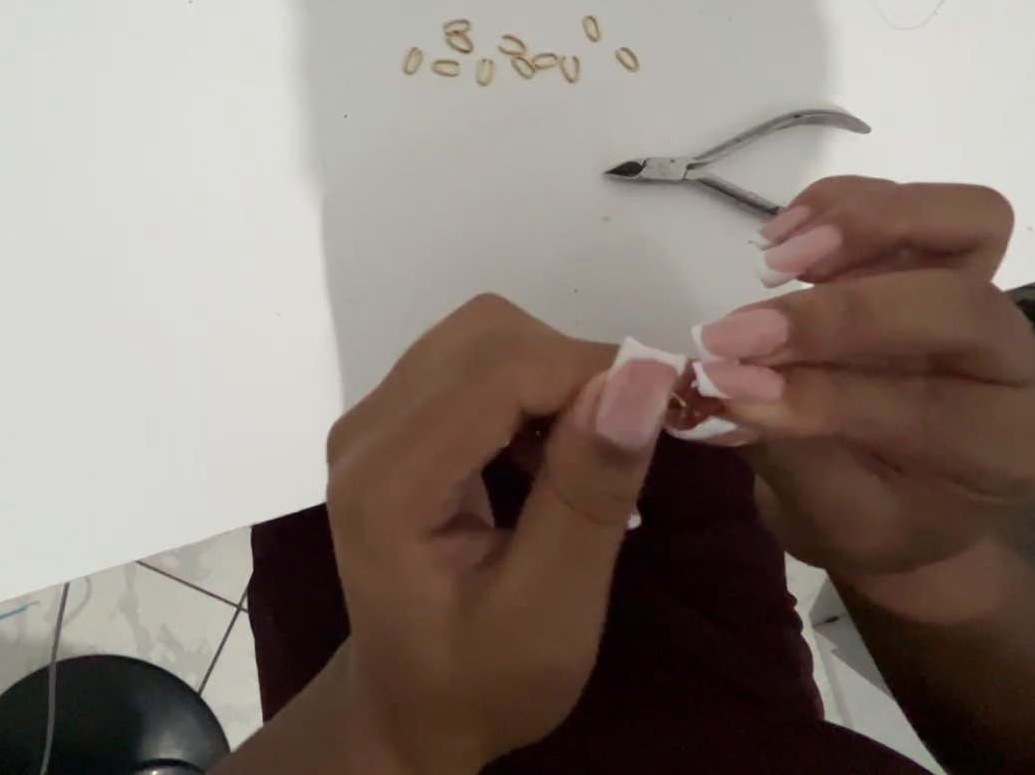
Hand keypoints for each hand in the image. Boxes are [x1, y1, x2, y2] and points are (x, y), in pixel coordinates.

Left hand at [325, 295, 676, 773]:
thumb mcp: (551, 615)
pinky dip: (525, 380)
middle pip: (485, 336)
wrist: (408, 701)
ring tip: (577, 452)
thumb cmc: (480, 680)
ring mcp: (371, 417)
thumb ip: (588, 495)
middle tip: (619, 441)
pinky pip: (469, 357)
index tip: (667, 405)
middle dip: (569, 368)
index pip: (497, 372)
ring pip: (480, 334)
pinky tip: (540, 447)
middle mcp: (367, 429)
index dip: (588, 371)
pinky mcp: (390, 416)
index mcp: (388, 482)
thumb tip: (641, 379)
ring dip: (549, 372)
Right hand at [690, 179, 1034, 577]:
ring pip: (968, 222)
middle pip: (961, 304)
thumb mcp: (822, 514)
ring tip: (772, 259)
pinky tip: (780, 238)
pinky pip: (917, 205)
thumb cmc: (862, 519)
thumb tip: (715, 379)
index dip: (821, 393)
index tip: (722, 385)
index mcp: (1014, 450)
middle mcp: (1015, 367)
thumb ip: (779, 441)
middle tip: (735, 329)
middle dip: (837, 313)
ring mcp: (982, 301)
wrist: (888, 499)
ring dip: (861, 228)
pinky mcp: (938, 260)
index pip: (930, 408)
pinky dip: (844, 202)